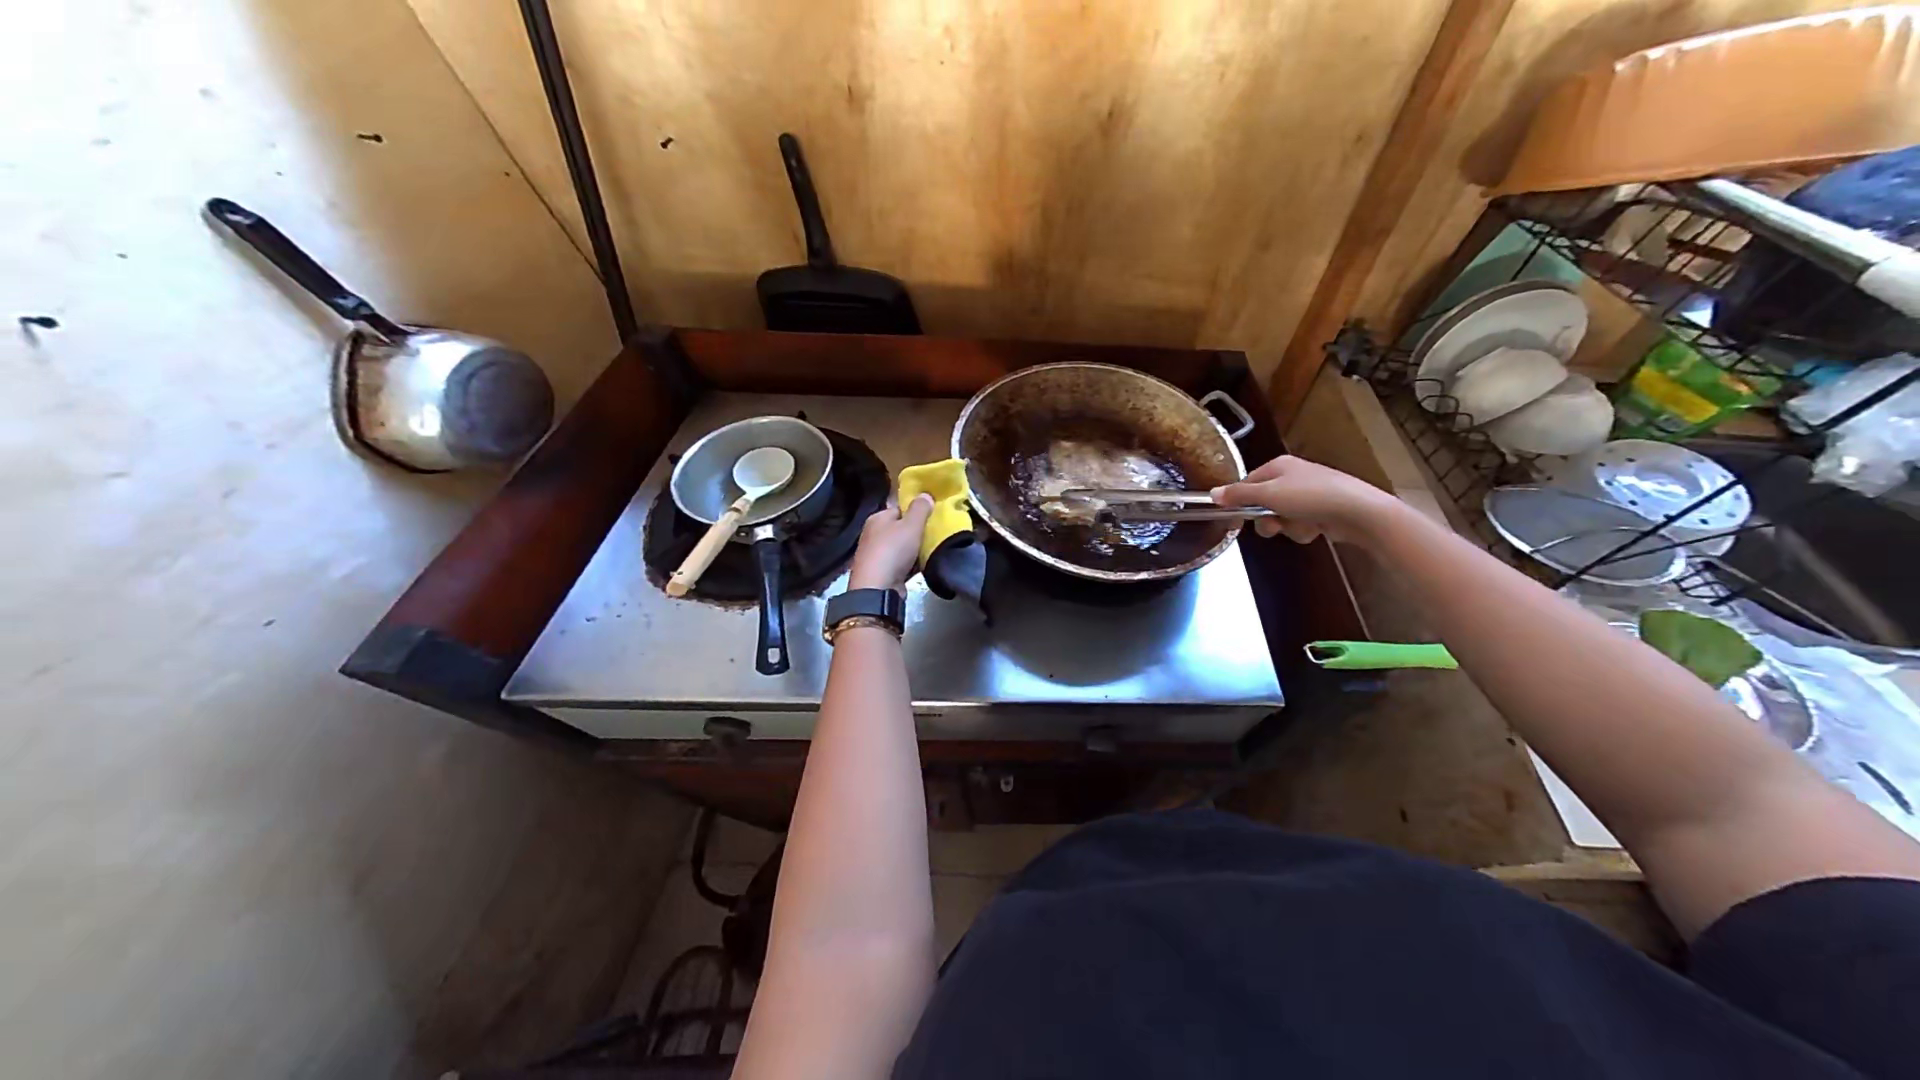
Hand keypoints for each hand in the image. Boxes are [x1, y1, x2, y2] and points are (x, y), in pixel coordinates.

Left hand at [849, 493, 934, 589]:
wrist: (877, 588)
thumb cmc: (893, 550)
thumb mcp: (911, 525)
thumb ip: (920, 508)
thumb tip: (925, 494)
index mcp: (877, 518)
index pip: (899, 508)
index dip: (916, 512)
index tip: (931, 517)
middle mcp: (873, 534)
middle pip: (900, 528)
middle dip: (916, 532)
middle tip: (934, 534)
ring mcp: (875, 554)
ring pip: (901, 547)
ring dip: (915, 550)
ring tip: (932, 550)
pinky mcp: (880, 572)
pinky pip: (900, 563)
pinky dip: (910, 564)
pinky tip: (922, 566)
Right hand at [1211, 455, 1399, 545]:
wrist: (1358, 511)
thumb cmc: (1311, 497)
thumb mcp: (1268, 495)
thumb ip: (1238, 495)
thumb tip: (1212, 493)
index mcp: (1279, 466)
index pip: (1247, 483)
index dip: (1241, 501)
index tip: (1237, 517)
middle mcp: (1292, 477)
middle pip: (1263, 502)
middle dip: (1267, 518)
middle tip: (1273, 525)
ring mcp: (1309, 494)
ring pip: (1281, 516)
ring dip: (1287, 526)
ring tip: (1301, 526)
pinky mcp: (1322, 510)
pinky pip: (1300, 523)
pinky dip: (1304, 529)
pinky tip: (1316, 528)